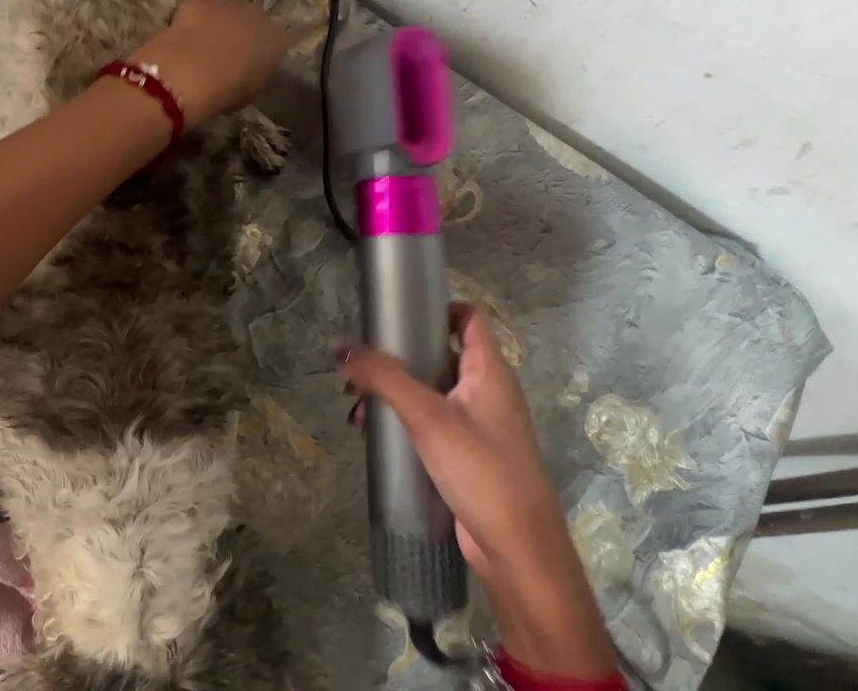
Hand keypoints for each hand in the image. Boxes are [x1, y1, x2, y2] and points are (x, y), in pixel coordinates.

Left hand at [130, 0, 286, 123]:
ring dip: (212, 17)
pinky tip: (180, 12)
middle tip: (216, 52)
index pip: (271, 43)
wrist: (193, 73)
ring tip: (193, 37)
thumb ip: (250, 78)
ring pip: (223, 6)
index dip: (254, 53)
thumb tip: (241, 75)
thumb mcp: (247, 95)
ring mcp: (229, 1)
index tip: (241, 66)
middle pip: (248, 20)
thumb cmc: (226, 92)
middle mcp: (258, 14)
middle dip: (235, 31)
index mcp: (276, 40)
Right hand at [339, 305, 618, 678]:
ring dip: (393, 394)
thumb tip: (340, 349)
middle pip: (440, 355)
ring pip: (430, 392)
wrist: (517, 547)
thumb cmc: (480, 469)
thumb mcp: (427, 416)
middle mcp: (488, 392)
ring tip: (356, 411)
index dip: (436, 308)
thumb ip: (384, 378)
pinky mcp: (468, 456)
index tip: (396, 315)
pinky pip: (431, 424)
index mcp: (490, 371)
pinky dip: (403, 421)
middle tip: (358, 371)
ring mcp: (479, 425)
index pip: (468, 318)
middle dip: (397, 359)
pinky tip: (374, 435)